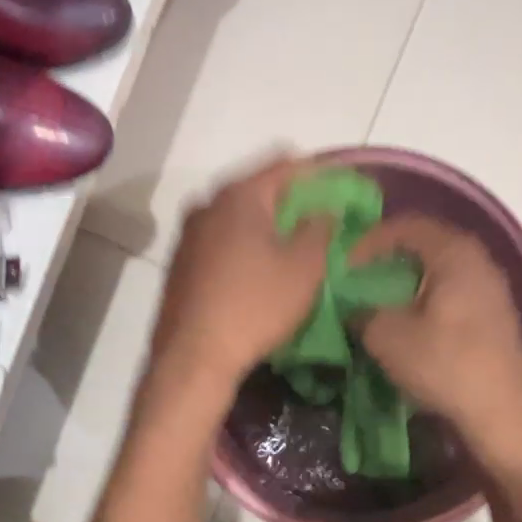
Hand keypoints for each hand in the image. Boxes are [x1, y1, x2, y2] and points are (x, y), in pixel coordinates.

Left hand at [149, 155, 332, 399]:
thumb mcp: (305, 269)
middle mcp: (207, 204)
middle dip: (290, 203)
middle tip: (318, 223)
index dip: (319, 175)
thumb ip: (320, 229)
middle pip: (258, 191)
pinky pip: (221, 243)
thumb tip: (325, 211)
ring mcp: (188, 235)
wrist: (193, 356)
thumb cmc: (256, 307)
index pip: (286, 165)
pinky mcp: (179, 265)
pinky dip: (243, 249)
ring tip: (290, 250)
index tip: (342, 191)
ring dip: (264, 228)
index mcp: (240, 195)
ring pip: (236, 219)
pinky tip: (257, 273)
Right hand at [350, 216, 521, 462]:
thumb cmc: (445, 366)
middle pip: (427, 248)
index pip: (407, 226)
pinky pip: (454, 300)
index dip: (370, 240)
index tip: (344, 264)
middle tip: (359, 283)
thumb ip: (364, 313)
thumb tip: (355, 310)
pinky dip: (428, 306)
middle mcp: (481, 263)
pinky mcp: (497, 323)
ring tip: (381, 308)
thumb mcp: (388, 338)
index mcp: (456, 253)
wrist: (501, 416)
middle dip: (389, 263)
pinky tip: (412, 330)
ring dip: (409, 287)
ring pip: (441, 276)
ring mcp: (494, 293)